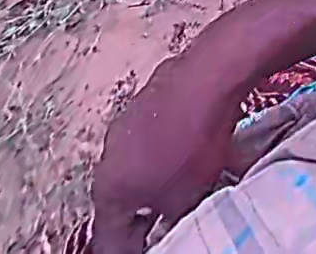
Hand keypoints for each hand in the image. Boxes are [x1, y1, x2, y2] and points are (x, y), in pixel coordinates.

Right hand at [90, 51, 243, 253]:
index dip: (130, 250)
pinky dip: (165, 149)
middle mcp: (110, 150)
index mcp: (108, 186)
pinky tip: (191, 150)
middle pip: (121, 197)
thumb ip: (167, 224)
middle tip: (165, 226)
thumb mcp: (183, 204)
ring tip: (184, 187)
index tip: (150, 249)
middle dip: (142, 215)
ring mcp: (127, 119)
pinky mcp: (149, 97)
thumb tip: (165, 226)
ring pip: (138, 162)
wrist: (207, 78)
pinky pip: (152, 135)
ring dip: (155, 179)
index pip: (109, 239)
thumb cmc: (192, 144)